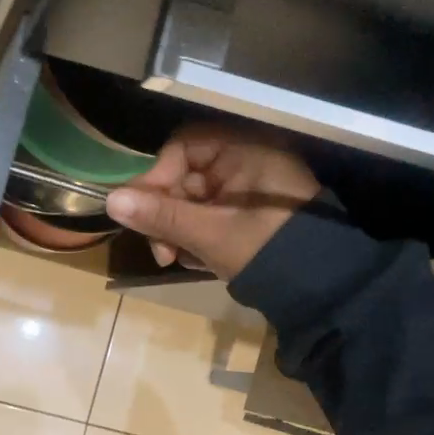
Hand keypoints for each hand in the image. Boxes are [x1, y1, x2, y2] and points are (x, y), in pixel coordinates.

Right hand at [104, 123, 320, 279]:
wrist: (321, 288)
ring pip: (191, 201)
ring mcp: (248, 190)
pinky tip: (196, 260)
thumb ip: (162, 215)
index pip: (184, 146)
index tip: (144, 212)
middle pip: (184, 176)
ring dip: (176, 230)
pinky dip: (195, 237)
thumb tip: (112, 200)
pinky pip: (207, 216)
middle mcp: (247, 162)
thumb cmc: (267, 250)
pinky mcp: (248, 214)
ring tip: (178, 260)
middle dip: (165, 214)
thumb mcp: (210, 234)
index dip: (158, 176)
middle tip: (162, 252)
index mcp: (246, 152)